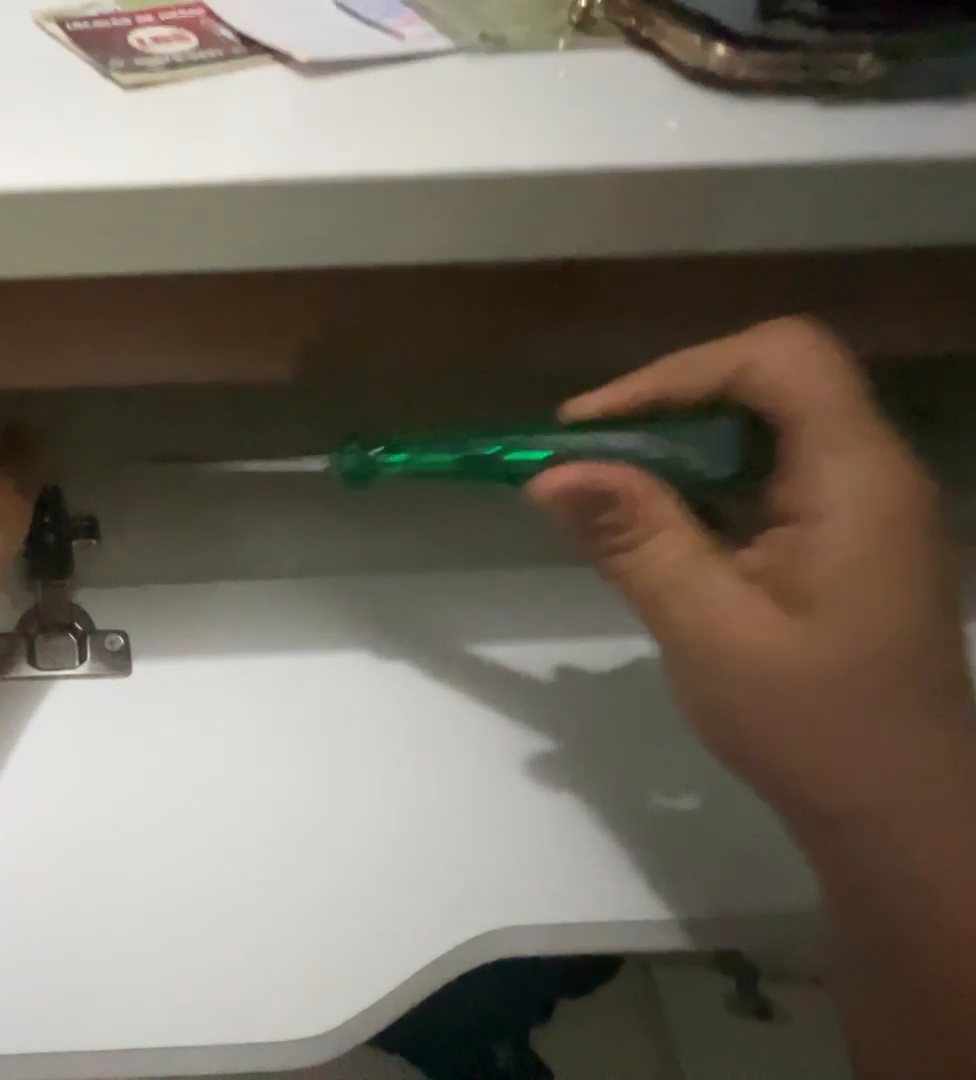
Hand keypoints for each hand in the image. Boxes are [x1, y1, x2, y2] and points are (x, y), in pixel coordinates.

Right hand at [526, 318, 974, 825]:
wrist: (892, 800)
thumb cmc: (810, 722)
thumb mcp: (706, 629)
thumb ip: (634, 540)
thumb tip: (549, 474)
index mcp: (853, 483)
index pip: (779, 361)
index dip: (676, 374)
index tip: (588, 428)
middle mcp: (860, 474)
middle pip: (761, 382)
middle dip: (655, 408)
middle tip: (572, 460)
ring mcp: (844, 504)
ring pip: (747, 428)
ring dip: (659, 448)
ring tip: (588, 492)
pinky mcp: (820, 534)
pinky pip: (744, 475)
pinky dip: (678, 484)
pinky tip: (636, 527)